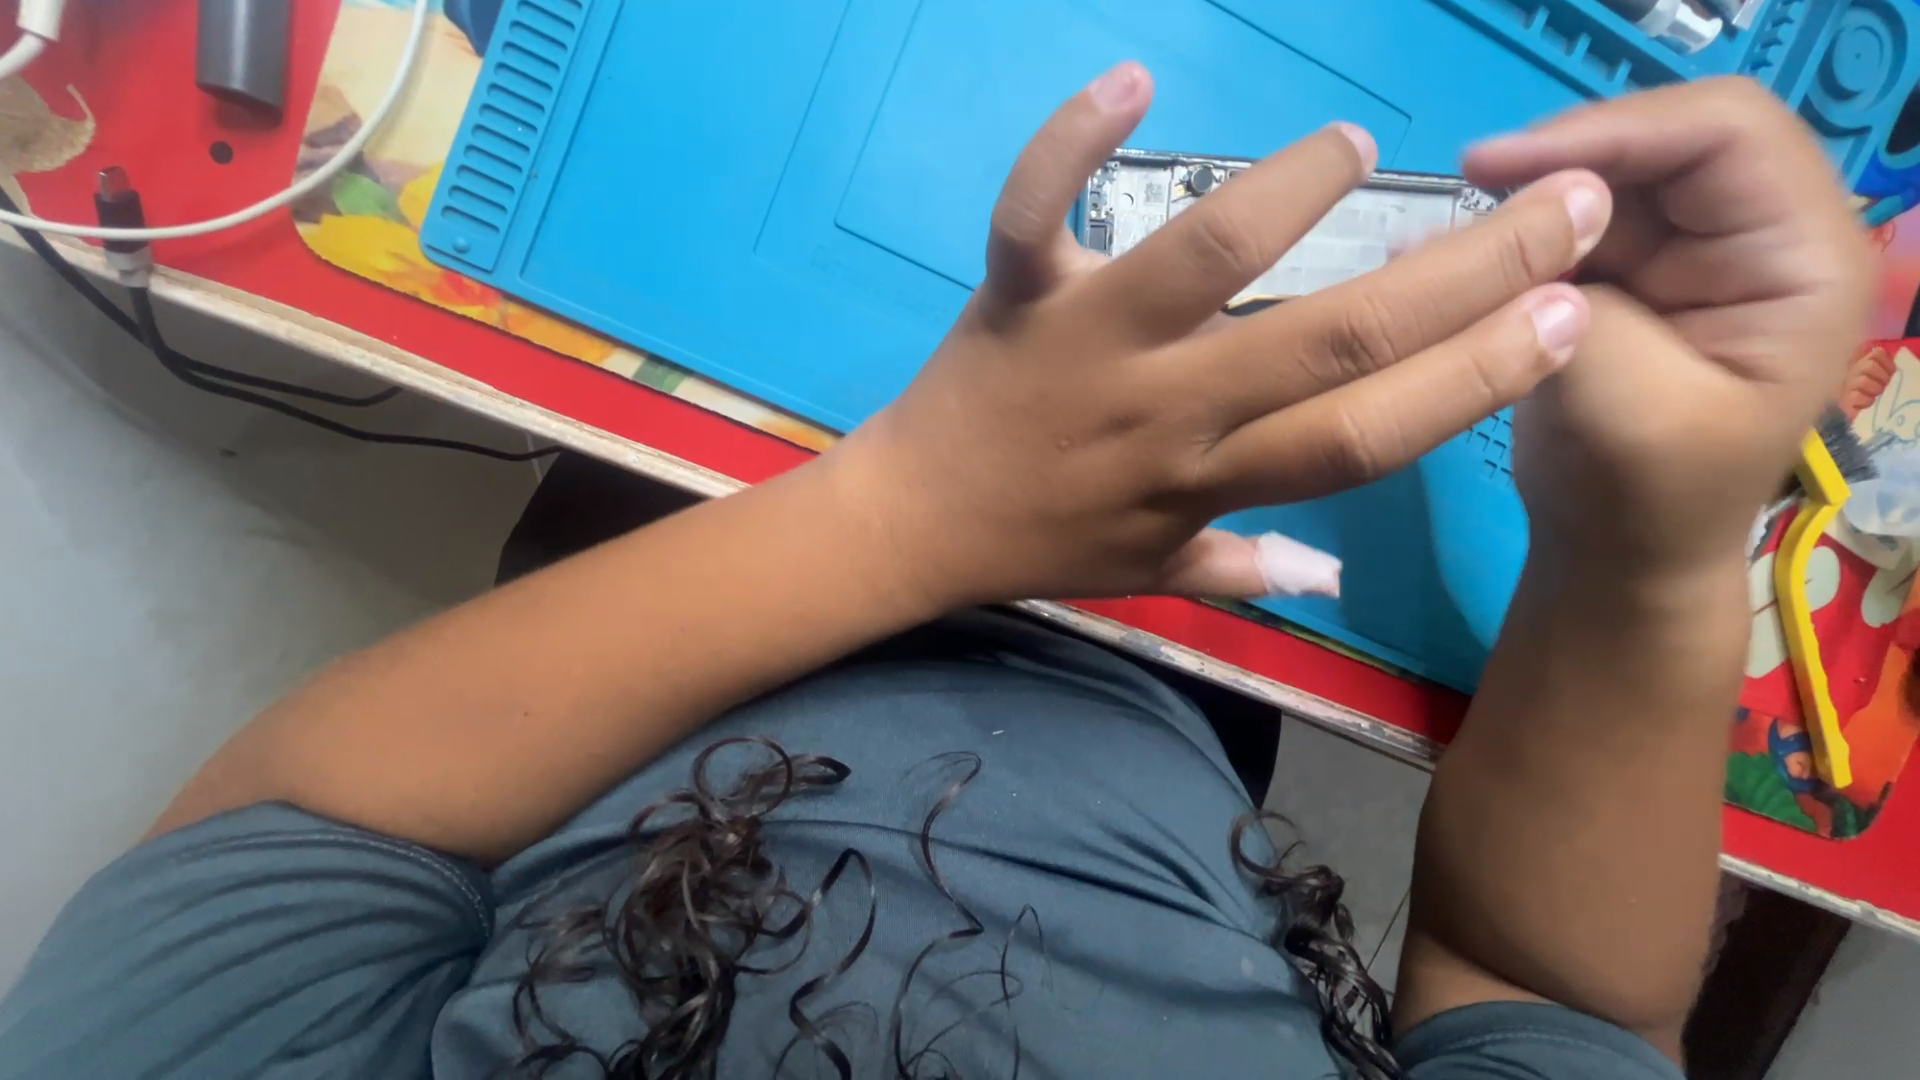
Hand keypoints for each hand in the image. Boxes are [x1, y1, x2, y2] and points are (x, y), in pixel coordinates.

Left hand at [818, 61, 1611, 609]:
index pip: (1363, 437)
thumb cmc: (1039, 544)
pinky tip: (1129, 79)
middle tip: (1562, 201)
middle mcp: (1163, 409)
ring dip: (1289, 195)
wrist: (919, 523)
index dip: (1474, 382)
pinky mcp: (1016, 295)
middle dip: (1461, 272)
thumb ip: (1244, 567)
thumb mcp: (1147, 574)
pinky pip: (1037, 207)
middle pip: (1327, 342)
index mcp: (1205, 479)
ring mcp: (1086, 343)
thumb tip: (1336, 578)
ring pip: (1202, 258)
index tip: (1569, 318)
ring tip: (1356, 147)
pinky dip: (1072, 141)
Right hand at [1465, 78, 1877, 570]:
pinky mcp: (1613, 291)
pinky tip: (1446, 273)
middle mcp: (1744, 239)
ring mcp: (1675, 263)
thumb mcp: (1620, 410)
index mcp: (1793, 257)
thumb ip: (1570, 321)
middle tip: (1453, 206)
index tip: (1484, 165)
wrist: (1617, 552)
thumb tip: (1482, 250)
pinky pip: (1556, 245)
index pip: (1721, 136)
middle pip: (1652, 154)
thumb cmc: (1644, 494)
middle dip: (1550, 172)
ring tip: (1434, 249)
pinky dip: (1501, 253)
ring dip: (1516, 215)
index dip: (1607, 131)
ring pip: (1592, 198)